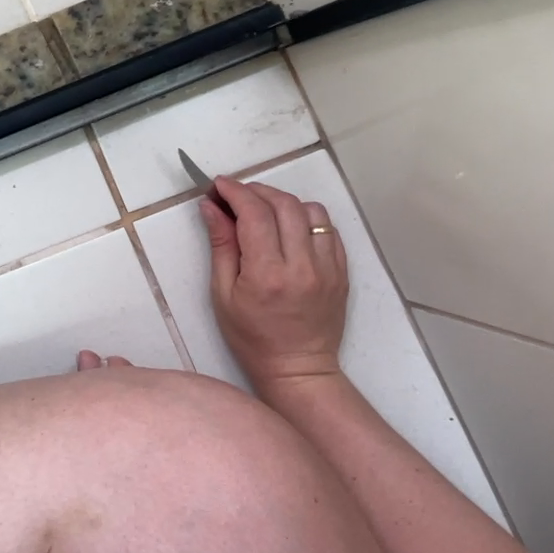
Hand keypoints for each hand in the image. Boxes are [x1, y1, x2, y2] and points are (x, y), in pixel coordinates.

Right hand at [201, 176, 347, 394]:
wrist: (297, 367)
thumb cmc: (250, 336)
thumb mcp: (222, 293)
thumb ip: (221, 245)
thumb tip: (211, 207)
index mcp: (267, 274)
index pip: (254, 214)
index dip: (235, 191)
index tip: (218, 185)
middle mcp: (302, 266)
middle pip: (283, 205)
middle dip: (255, 190)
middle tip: (235, 194)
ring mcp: (328, 268)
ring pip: (310, 211)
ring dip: (283, 202)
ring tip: (262, 209)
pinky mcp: (342, 271)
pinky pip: (328, 229)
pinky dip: (305, 218)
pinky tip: (287, 226)